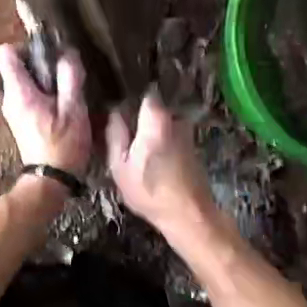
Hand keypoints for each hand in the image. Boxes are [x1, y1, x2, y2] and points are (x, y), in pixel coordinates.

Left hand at [0, 44, 91, 174]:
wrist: (50, 180)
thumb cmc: (63, 145)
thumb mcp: (74, 109)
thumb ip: (70, 78)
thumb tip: (67, 53)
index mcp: (19, 91)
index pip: (6, 52)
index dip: (26, 46)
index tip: (49, 54)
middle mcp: (9, 98)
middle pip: (17, 65)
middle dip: (40, 63)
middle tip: (65, 74)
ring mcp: (12, 110)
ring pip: (24, 81)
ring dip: (44, 80)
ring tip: (66, 91)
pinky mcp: (20, 120)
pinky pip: (28, 95)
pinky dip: (42, 94)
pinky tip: (61, 106)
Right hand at [104, 89, 218, 237]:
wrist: (188, 214)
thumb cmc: (149, 191)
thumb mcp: (120, 166)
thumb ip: (115, 134)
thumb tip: (114, 112)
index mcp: (156, 119)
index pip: (145, 92)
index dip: (131, 96)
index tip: (119, 103)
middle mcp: (175, 118)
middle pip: (154, 107)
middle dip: (140, 114)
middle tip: (123, 128)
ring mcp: (187, 132)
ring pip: (162, 122)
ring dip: (151, 129)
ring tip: (136, 144)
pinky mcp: (192, 146)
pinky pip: (171, 134)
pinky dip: (161, 140)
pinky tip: (152, 156)